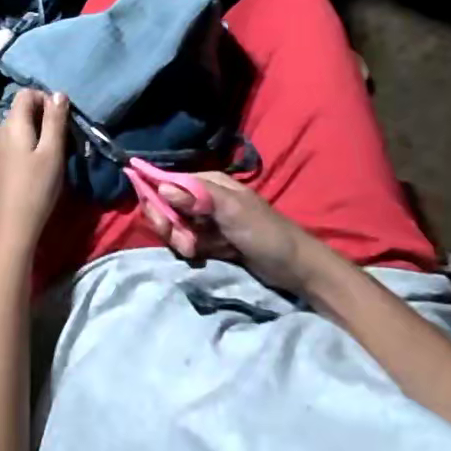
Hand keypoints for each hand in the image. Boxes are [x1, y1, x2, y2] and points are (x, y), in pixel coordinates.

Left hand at [0, 89, 69, 250]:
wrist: (12, 227)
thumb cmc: (37, 187)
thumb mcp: (52, 152)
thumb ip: (55, 120)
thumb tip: (58, 93)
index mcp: (11, 124)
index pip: (26, 94)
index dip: (46, 99)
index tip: (62, 120)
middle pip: (21, 110)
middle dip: (43, 117)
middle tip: (62, 139)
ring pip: (18, 128)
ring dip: (37, 133)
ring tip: (52, 154)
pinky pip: (12, 143)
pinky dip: (27, 145)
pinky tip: (37, 165)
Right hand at [140, 172, 321, 293]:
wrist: (294, 268)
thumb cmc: (265, 233)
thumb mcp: (233, 210)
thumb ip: (198, 196)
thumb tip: (163, 187)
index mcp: (209, 182)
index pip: (169, 182)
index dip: (157, 198)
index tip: (160, 220)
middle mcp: (204, 198)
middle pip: (167, 205)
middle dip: (168, 224)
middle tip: (183, 242)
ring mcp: (207, 221)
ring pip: (176, 226)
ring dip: (179, 240)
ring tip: (194, 251)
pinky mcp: (210, 241)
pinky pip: (187, 241)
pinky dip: (190, 249)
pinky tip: (200, 256)